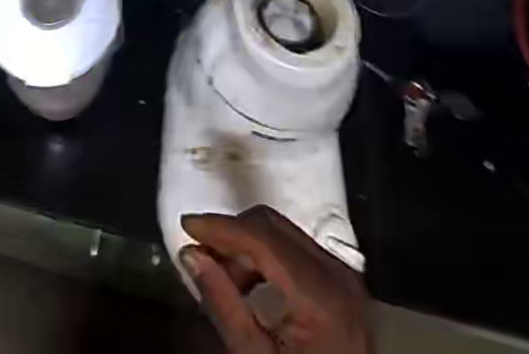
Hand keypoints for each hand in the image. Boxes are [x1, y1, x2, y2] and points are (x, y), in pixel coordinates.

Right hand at [180, 206, 371, 353]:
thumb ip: (223, 304)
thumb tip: (190, 254)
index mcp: (318, 294)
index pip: (261, 238)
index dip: (220, 227)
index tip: (186, 225)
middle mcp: (334, 271)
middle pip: (270, 225)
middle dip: (231, 235)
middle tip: (202, 258)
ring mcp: (342, 273)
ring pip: (281, 232)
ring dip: (246, 244)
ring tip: (224, 279)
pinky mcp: (341, 279)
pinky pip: (294, 247)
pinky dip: (265, 254)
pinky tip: (249, 284)